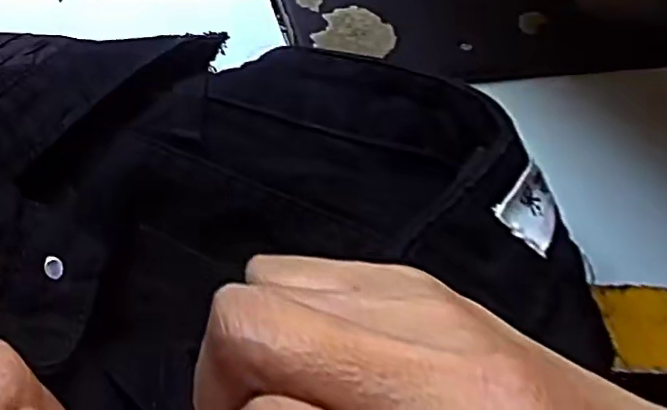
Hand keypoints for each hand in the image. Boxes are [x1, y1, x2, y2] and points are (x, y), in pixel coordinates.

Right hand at [193, 257, 656, 409]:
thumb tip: (255, 406)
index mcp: (440, 394)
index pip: (265, 355)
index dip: (228, 408)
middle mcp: (420, 319)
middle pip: (250, 306)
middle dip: (226, 375)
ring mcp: (418, 286)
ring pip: (269, 276)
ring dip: (260, 341)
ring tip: (290, 396)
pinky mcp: (419, 278)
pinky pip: (313, 271)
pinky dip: (296, 318)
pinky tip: (330, 368)